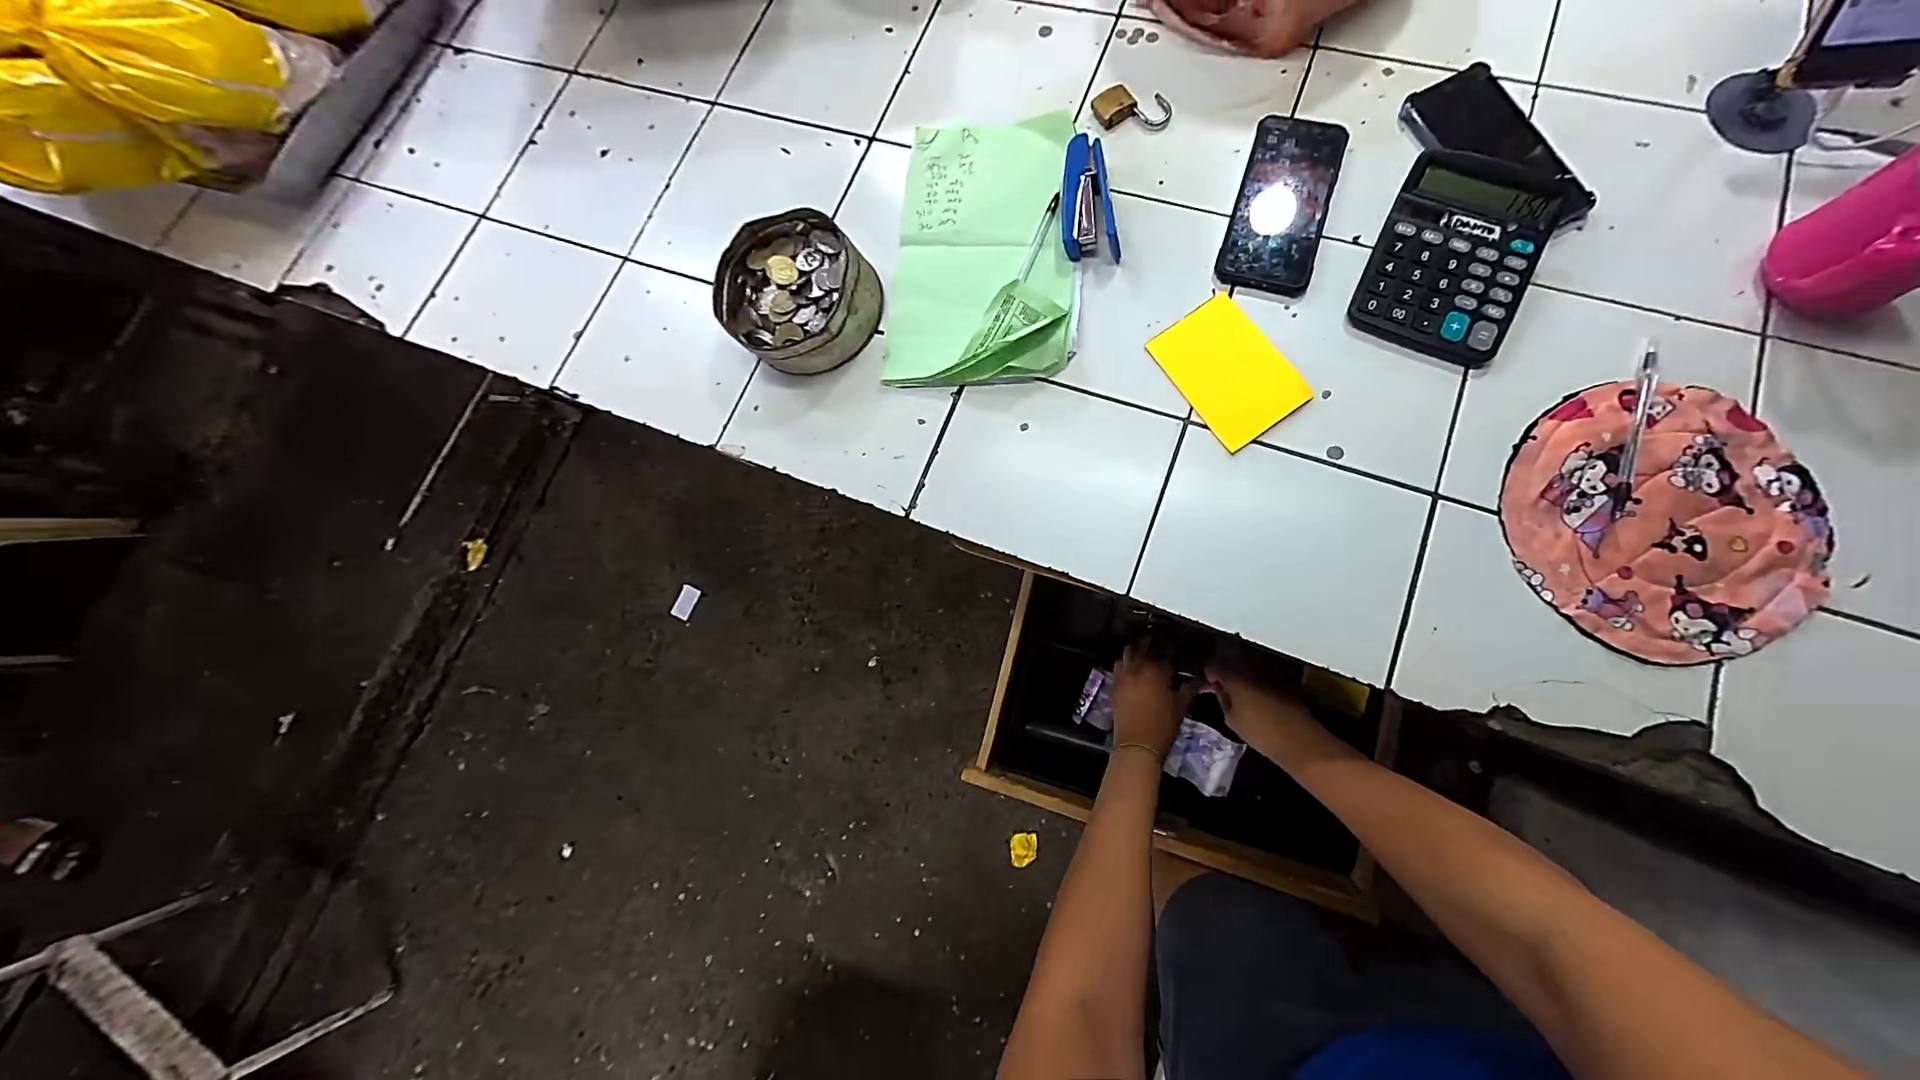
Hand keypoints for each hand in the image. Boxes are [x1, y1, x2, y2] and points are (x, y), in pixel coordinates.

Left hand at [1111, 644, 1197, 759]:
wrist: (1136, 744)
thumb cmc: (1162, 725)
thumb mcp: (1180, 706)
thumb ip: (1189, 689)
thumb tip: (1199, 680)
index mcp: (1155, 670)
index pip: (1164, 655)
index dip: (1171, 655)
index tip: (1176, 656)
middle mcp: (1136, 668)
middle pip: (1141, 647)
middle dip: (1150, 644)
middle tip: (1159, 647)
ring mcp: (1122, 676)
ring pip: (1127, 654)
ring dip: (1136, 652)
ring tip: (1145, 656)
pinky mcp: (1114, 685)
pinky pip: (1118, 667)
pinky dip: (1125, 664)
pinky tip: (1133, 670)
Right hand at [1205, 644, 1317, 744]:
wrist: (1301, 742)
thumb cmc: (1261, 733)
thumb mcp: (1232, 720)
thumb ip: (1222, 698)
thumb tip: (1218, 687)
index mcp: (1236, 677)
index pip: (1215, 665)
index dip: (1209, 672)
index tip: (1209, 683)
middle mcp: (1253, 669)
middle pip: (1233, 659)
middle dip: (1225, 669)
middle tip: (1222, 684)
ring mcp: (1271, 673)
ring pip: (1250, 665)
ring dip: (1241, 673)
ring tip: (1238, 689)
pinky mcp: (1285, 681)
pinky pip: (1264, 674)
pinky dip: (1257, 679)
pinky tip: (1257, 694)